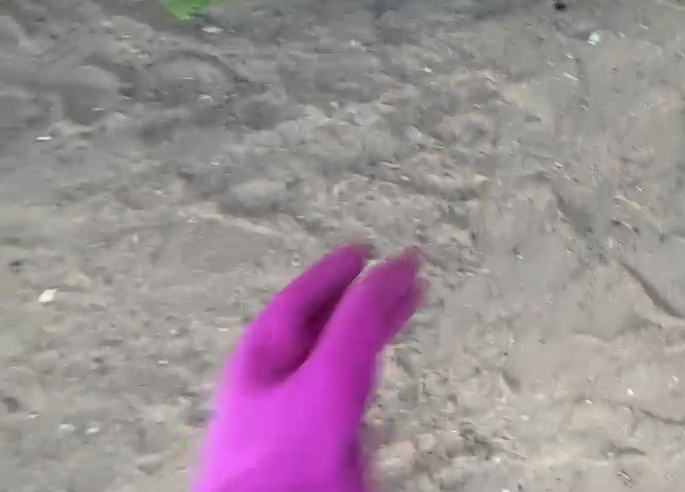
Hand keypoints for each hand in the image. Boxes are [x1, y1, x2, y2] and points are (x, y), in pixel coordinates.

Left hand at [196, 246, 423, 491]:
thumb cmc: (294, 441)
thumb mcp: (332, 368)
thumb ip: (362, 315)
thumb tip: (398, 262)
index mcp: (264, 355)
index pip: (300, 298)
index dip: (333, 270)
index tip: (368, 247)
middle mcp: (278, 374)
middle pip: (323, 319)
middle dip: (364, 291)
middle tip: (403, 266)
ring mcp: (298, 402)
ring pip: (341, 346)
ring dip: (377, 318)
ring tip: (414, 296)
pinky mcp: (323, 427)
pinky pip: (351, 375)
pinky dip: (377, 351)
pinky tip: (394, 351)